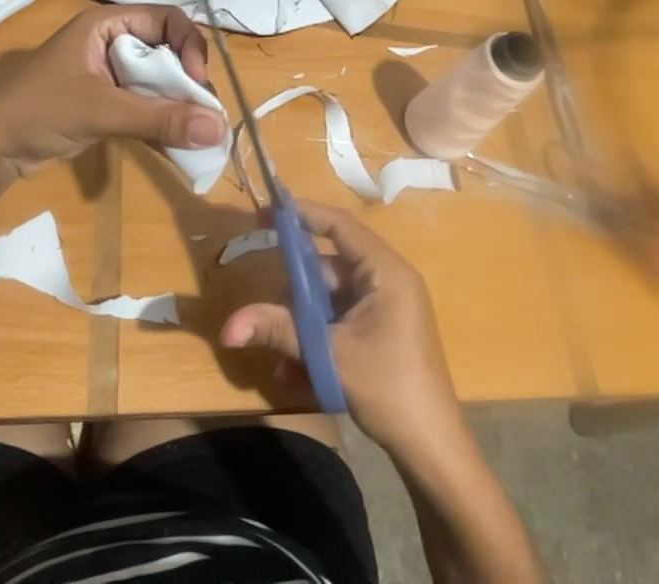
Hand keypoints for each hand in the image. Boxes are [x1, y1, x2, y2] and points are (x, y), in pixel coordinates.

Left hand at [0, 4, 227, 182]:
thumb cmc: (36, 111)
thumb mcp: (100, 110)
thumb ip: (159, 118)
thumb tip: (219, 128)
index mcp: (105, 25)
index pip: (166, 19)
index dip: (188, 45)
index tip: (195, 81)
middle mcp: (111, 44)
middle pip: (167, 52)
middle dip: (188, 82)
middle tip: (202, 115)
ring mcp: (108, 76)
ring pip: (159, 82)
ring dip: (179, 105)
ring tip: (198, 134)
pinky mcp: (106, 105)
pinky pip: (146, 106)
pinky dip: (163, 122)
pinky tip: (180, 145)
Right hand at [220, 202, 463, 457]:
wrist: (430, 444)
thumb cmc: (388, 387)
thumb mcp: (329, 355)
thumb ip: (278, 330)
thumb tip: (228, 326)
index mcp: (386, 273)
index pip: (340, 226)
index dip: (302, 215)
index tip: (265, 213)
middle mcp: (386, 281)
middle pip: (326, 268)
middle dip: (293, 294)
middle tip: (263, 317)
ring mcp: (383, 307)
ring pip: (327, 299)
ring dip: (300, 326)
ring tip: (281, 363)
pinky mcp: (378, 330)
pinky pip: (337, 321)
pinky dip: (315, 340)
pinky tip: (295, 374)